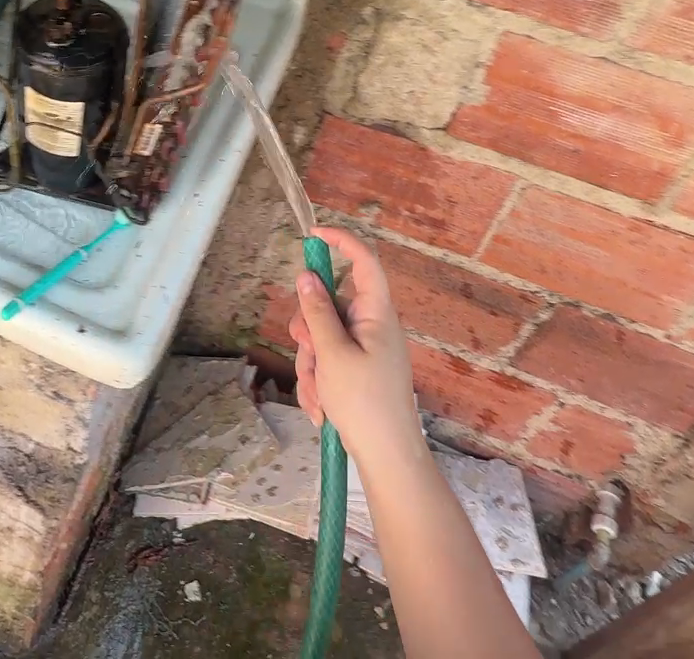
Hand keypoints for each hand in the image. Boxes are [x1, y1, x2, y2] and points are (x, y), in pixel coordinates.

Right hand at [287, 226, 424, 469]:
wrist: (387, 457)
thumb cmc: (365, 401)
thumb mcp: (332, 354)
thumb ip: (317, 312)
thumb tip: (307, 276)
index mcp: (376, 314)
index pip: (363, 262)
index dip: (341, 242)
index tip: (312, 235)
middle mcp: (372, 327)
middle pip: (329, 308)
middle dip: (310, 334)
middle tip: (309, 356)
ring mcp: (365, 351)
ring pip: (322, 339)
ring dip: (312, 366)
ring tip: (319, 396)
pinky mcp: (358, 372)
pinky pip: (328, 364)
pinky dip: (319, 383)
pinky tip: (321, 409)